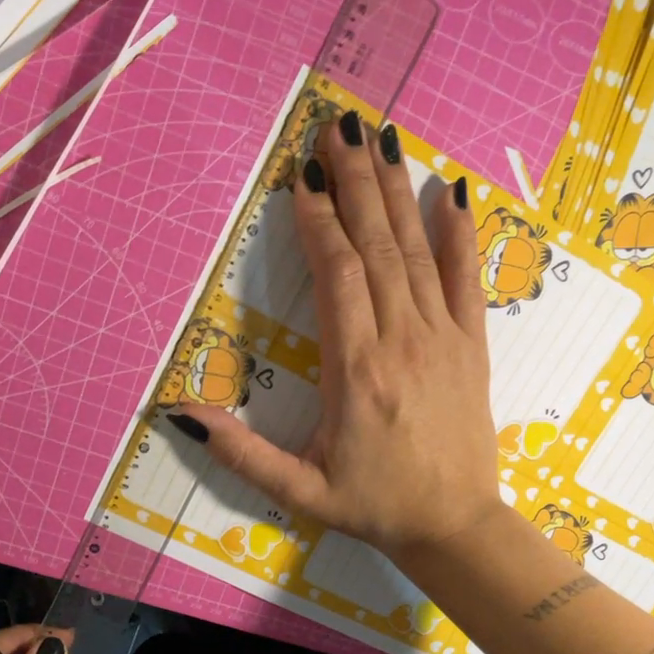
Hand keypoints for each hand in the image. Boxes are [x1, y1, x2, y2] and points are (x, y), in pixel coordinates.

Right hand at [171, 112, 507, 561]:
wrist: (454, 527)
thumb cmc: (372, 507)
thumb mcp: (297, 491)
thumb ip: (240, 452)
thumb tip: (181, 414)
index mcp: (357, 372)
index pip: (337, 277)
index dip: (318, 223)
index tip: (302, 178)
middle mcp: (402, 341)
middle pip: (376, 246)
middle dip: (354, 183)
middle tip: (337, 127)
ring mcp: (444, 338)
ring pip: (416, 251)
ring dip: (396, 192)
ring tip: (380, 139)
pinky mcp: (472, 345)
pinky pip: (466, 278)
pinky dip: (458, 233)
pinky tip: (449, 192)